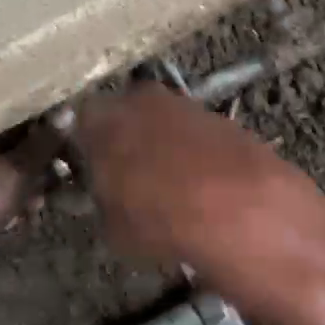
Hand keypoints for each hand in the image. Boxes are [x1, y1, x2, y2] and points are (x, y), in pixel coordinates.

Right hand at [69, 83, 310, 267]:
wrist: (249, 214)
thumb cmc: (163, 220)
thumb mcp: (113, 227)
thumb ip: (100, 201)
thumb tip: (102, 196)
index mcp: (100, 116)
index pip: (76, 124)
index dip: (80, 149)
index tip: (86, 173)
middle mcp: (137, 97)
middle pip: (119, 114)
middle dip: (120, 140)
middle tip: (123, 178)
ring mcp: (183, 103)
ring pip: (158, 121)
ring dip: (158, 144)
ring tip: (165, 185)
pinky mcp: (222, 117)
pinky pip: (193, 134)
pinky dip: (192, 153)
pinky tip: (199, 185)